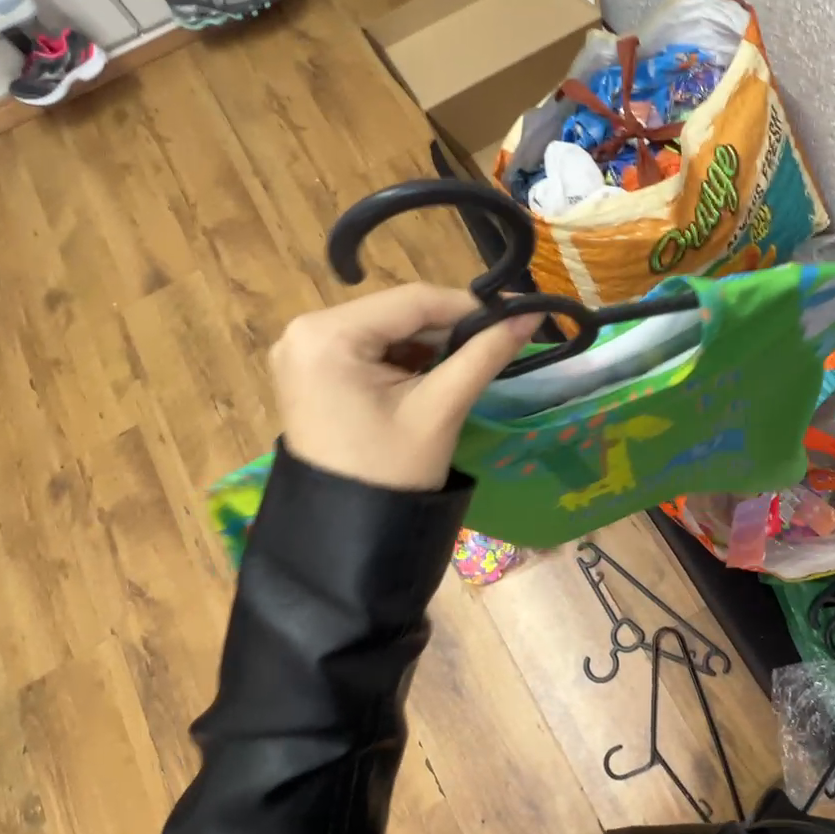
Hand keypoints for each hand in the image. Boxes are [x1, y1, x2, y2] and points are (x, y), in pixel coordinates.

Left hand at [270, 285, 534, 491]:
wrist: (350, 533)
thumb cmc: (393, 472)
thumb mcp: (441, 407)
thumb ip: (486, 353)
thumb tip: (531, 313)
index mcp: (326, 335)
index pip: (413, 300)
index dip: (471, 305)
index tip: (518, 313)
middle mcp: (304, 330)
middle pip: (397, 312)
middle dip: (450, 327)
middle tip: (499, 340)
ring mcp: (302, 351)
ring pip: (386, 328)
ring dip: (430, 342)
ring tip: (471, 362)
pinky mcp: (311, 370)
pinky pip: (369, 348)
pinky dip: (405, 357)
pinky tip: (433, 377)